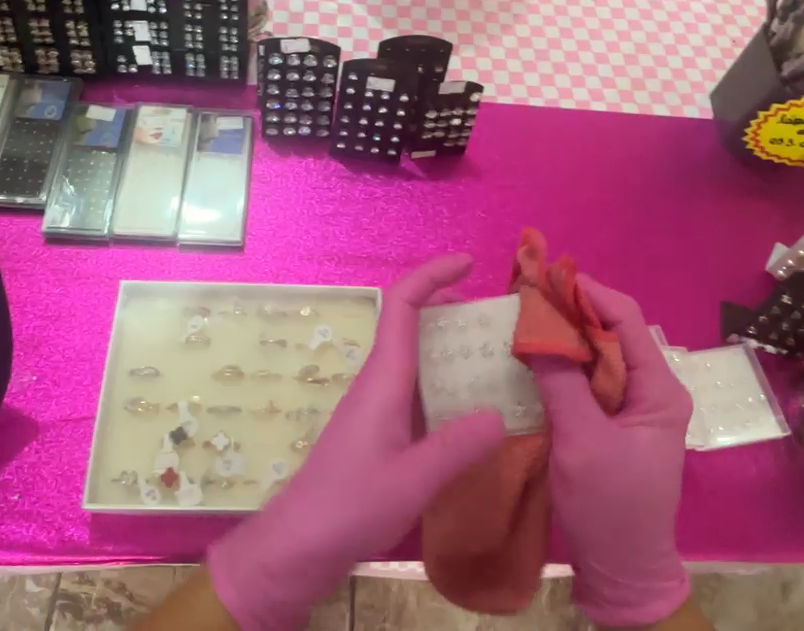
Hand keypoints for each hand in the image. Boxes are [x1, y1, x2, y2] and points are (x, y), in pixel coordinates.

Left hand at [207, 255, 508, 630]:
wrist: (302, 542)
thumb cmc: (350, 506)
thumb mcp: (413, 481)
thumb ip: (458, 447)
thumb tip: (501, 413)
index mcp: (384, 378)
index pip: (404, 304)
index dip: (434, 274)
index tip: (469, 262)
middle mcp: (380, 380)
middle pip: (413, 322)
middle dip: (453, 306)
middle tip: (499, 317)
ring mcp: (379, 404)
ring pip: (417, 355)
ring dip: (452, 344)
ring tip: (498, 355)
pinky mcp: (381, 428)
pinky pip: (418, 386)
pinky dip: (447, 381)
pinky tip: (473, 406)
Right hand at [530, 276, 693, 626]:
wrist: (622, 573)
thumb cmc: (610, 507)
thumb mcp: (582, 442)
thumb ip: (561, 381)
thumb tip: (535, 324)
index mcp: (659, 390)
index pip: (626, 320)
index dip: (587, 292)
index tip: (545, 276)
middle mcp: (649, 389)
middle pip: (609, 331)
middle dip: (569, 308)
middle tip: (525, 294)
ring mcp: (629, 406)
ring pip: (594, 352)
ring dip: (561, 333)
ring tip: (521, 315)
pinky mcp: (608, 421)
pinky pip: (585, 377)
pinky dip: (559, 360)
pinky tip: (529, 354)